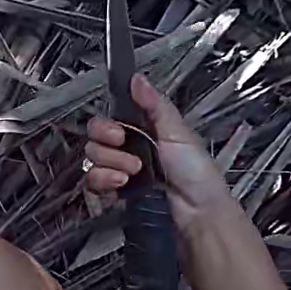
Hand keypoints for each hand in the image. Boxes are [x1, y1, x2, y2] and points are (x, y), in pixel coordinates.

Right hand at [84, 74, 238, 233]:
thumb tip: (137, 78)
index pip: (107, 121)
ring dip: (110, 167)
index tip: (119, 134)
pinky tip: (122, 186)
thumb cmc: (195, 171)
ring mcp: (120, 173)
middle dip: (108, 150)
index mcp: (142, 131)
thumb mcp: (178, 132)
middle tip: (132, 160)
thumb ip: (155, 105)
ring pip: (92, 162)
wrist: (198, 211)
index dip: (106, 127)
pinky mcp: (116, 194)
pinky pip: (93, 184)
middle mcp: (127, 150)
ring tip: (132, 175)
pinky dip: (104, 184)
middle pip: (94, 141)